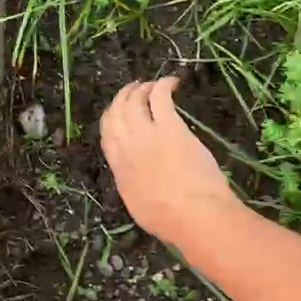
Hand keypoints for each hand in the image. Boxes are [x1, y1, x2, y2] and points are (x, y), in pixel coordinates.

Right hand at [99, 77, 243, 243]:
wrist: (194, 214)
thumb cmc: (170, 219)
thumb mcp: (139, 205)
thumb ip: (134, 184)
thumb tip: (137, 175)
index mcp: (119, 169)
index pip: (107, 136)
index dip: (111, 119)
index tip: (118, 113)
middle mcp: (127, 147)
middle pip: (116, 113)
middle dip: (122, 98)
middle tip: (133, 90)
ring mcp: (147, 134)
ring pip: (134, 101)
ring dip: (141, 88)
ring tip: (150, 84)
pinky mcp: (170, 126)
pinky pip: (160, 97)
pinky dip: (164, 85)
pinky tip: (172, 81)